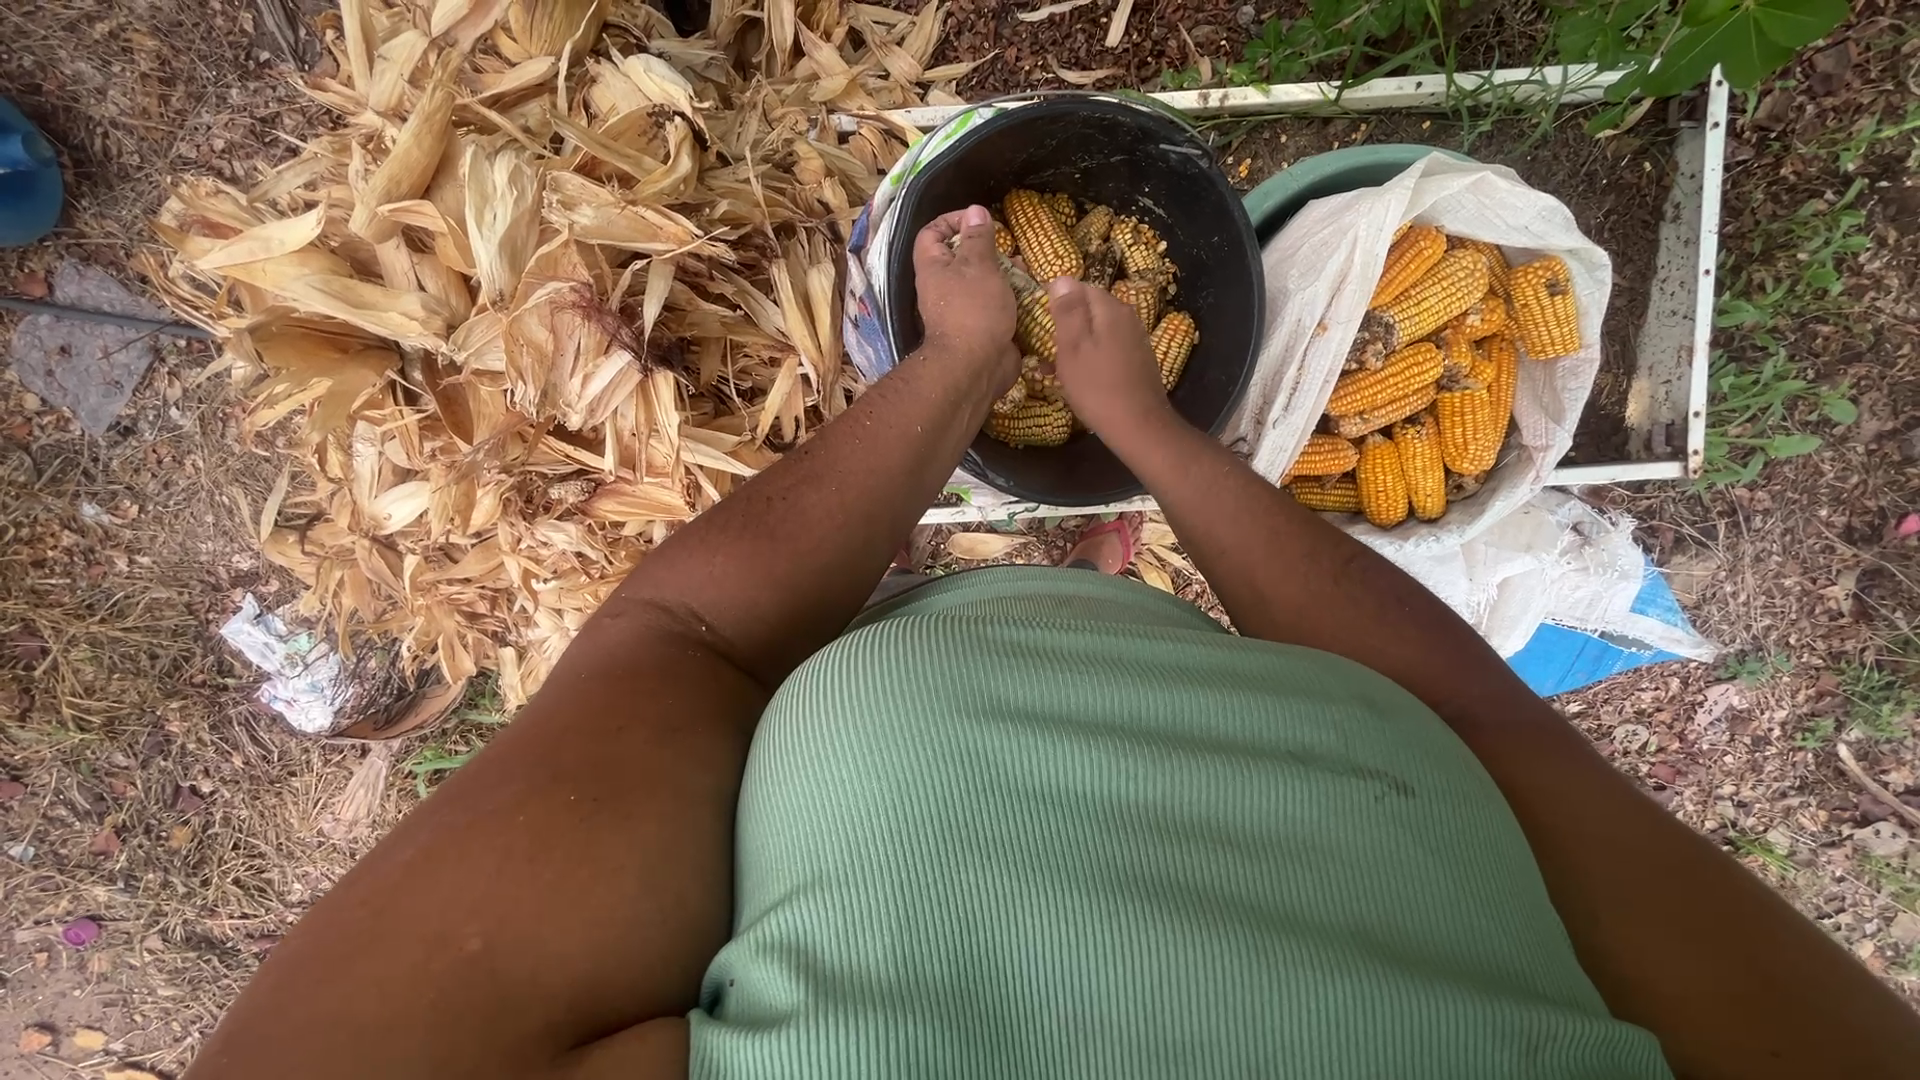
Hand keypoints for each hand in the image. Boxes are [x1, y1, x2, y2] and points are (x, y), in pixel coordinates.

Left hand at [912, 205, 1018, 386]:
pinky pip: (999, 307)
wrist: (977, 367)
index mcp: (934, 268)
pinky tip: (1033, 293)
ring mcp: (965, 310)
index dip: (951, 220)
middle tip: (1010, 248)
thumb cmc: (973, 310)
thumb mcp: (978, 265)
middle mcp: (945, 288)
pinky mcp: (985, 328)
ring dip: (1007, 275)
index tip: (977, 218)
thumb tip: (975, 211)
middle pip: (964, 259)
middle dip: (989, 250)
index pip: (932, 234)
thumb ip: (978, 238)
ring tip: (1027, 269)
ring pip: (986, 283)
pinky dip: (1015, 299)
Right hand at [1046, 277, 1173, 435]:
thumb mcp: (1073, 347)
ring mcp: (1135, 339)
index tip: (1039, 323)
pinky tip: (1077, 378)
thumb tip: (1061, 278)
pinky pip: (1106, 349)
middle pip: (1089, 310)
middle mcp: (1127, 317)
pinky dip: (1089, 357)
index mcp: (1111, 308)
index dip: (1056, 301)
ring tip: (1054, 368)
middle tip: (1044, 349)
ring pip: (1096, 331)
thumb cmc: (1097, 387)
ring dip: (1074, 344)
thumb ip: (1068, 310)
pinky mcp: (1137, 361)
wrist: (1138, 426)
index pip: (1079, 287)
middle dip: (1065, 325)